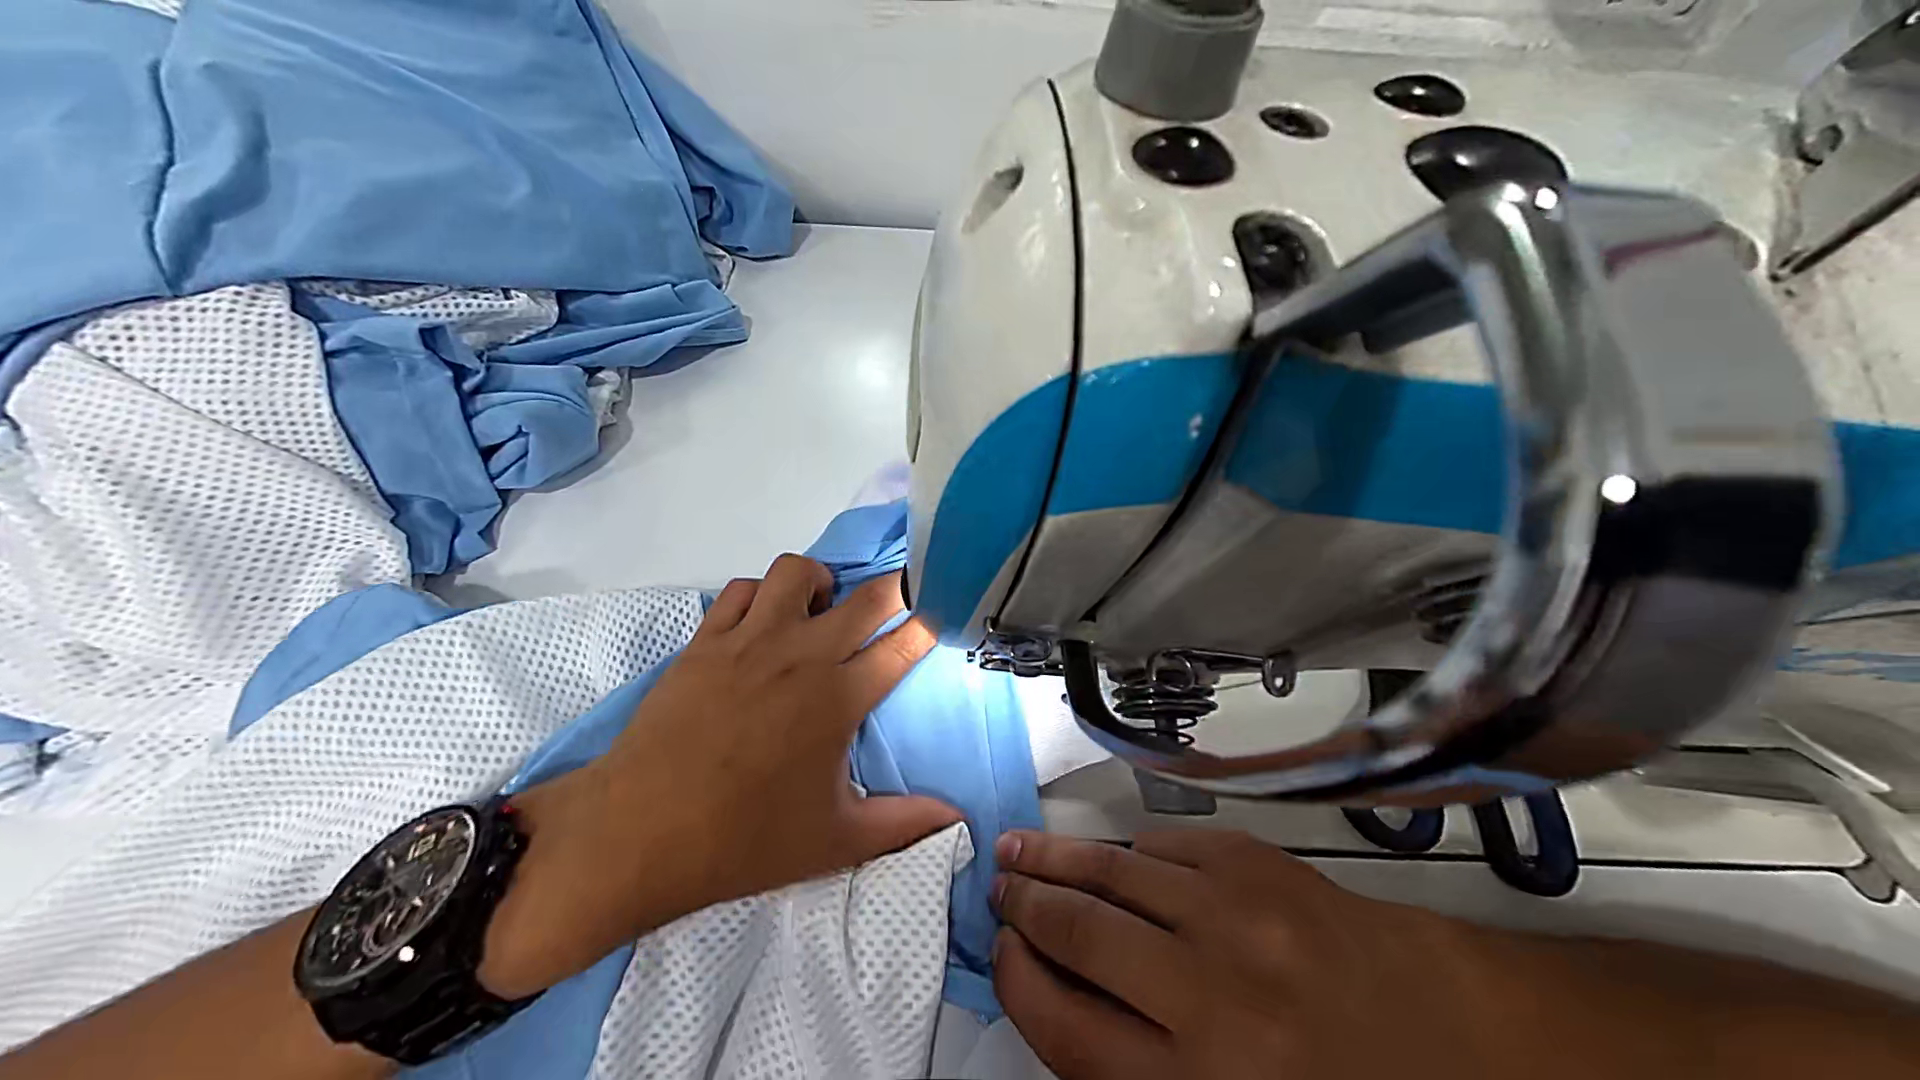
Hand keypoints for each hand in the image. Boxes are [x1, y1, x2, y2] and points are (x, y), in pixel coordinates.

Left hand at [480, 555, 960, 996]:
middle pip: (869, 595)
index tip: (942, 619)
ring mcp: (749, 640)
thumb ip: (905, 824)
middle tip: (897, 609)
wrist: (636, 835)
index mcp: (840, 698)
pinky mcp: (705, 641)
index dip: (933, 623)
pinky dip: (763, 597)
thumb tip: (959, 819)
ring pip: (798, 571)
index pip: (906, 642)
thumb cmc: (743, 840)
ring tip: (820, 615)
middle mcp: (802, 654)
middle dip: (898, 591)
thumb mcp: (836, 841)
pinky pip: (743, 590)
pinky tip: (762, 627)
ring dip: (821, 584)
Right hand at [990, 828, 1500, 1079]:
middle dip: (1024, 904)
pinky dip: (1127, 854)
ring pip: (1111, 872)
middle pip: (1079, 931)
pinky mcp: (1255, 862)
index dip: (1018, 979)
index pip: (1065, 1023)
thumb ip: (1131, 1064)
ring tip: (1019, 849)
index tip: (1002, 951)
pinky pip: (1161, 847)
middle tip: (999, 888)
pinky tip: (1110, 859)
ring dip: (1055, 858)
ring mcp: (1236, 914)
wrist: (1454, 1040)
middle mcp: (1214, 996)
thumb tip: (1052, 986)